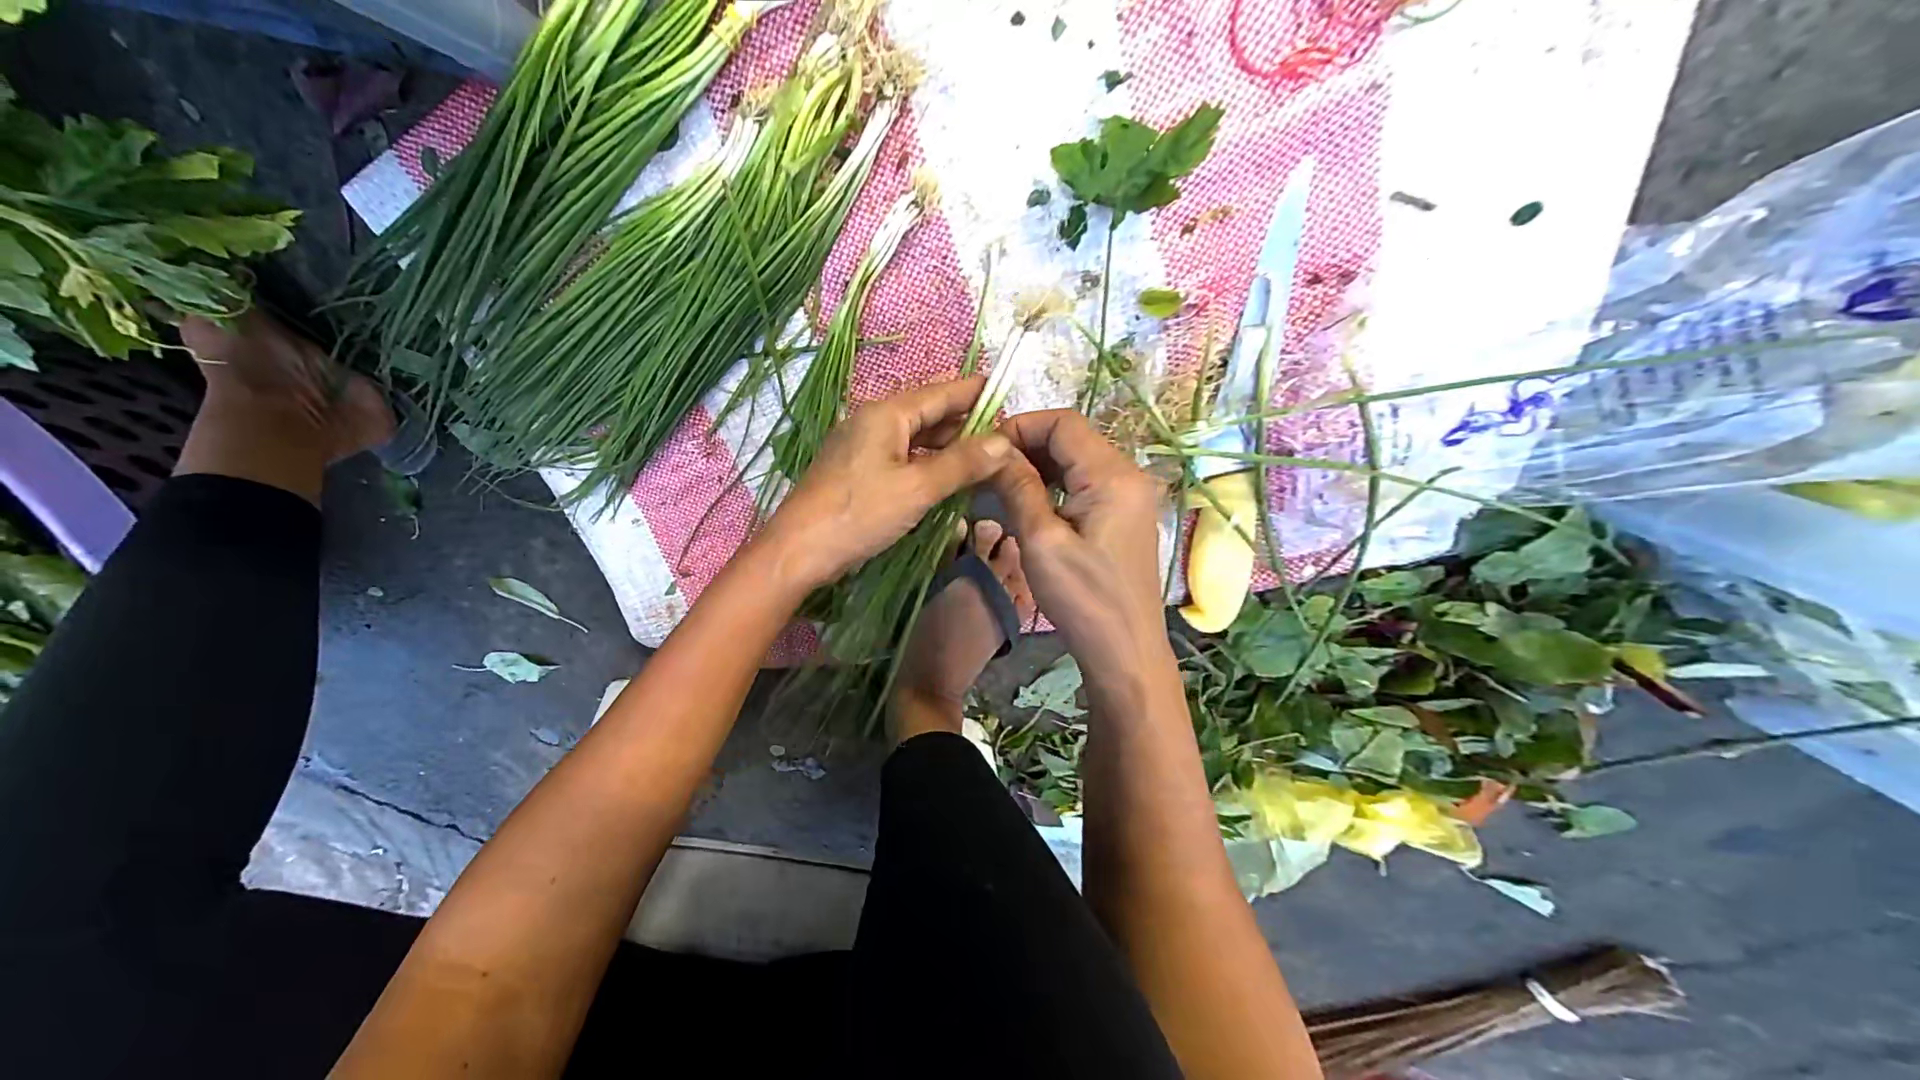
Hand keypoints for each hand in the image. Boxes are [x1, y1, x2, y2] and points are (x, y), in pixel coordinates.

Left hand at [756, 377, 1012, 589]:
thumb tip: (1004, 442)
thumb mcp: (917, 488)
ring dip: (948, 448)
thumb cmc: (859, 514)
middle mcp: (873, 422)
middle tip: (1006, 439)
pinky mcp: (857, 471)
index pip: (942, 393)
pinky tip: (947, 480)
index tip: (1008, 392)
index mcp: (887, 414)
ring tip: (985, 460)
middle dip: (967, 425)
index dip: (976, 393)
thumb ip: (962, 463)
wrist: (798, 551)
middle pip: (929, 415)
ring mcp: (862, 447)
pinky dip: (928, 465)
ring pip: (915, 439)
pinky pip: (902, 458)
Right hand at [989, 410, 1169, 675]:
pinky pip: (1085, 483)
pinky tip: (1027, 502)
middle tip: (986, 470)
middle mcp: (1128, 475)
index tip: (985, 450)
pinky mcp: (1124, 515)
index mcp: (1113, 475)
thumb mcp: (1042, 541)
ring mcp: (1130, 496)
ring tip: (999, 486)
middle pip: (1071, 438)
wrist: (1125, 650)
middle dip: (1026, 445)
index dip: (1020, 426)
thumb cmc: (1084, 600)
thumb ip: (1018, 487)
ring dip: (1037, 465)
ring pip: (1076, 460)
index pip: (1063, 422)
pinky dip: (1054, 484)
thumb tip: (994, 450)